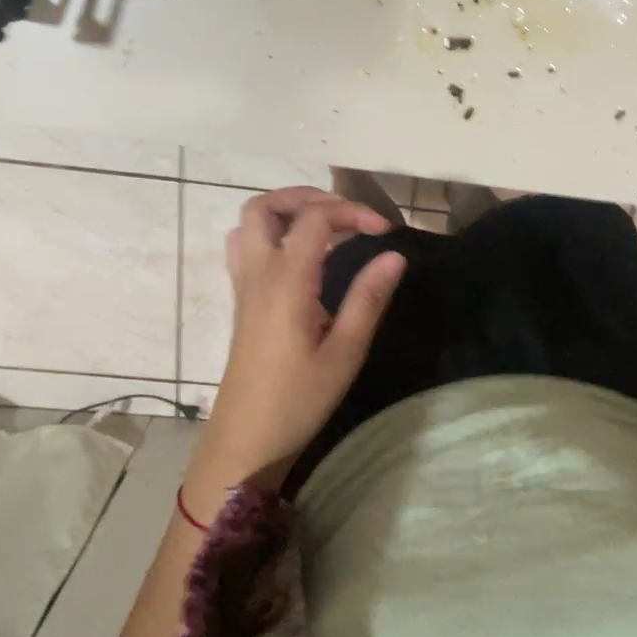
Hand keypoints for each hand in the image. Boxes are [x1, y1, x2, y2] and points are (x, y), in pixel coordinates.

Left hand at [188, 187, 406, 506]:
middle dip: (307, 196)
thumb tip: (394, 255)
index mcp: (286, 282)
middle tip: (347, 214)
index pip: (314, 219)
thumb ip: (367, 299)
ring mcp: (244, 287)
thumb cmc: (298, 400)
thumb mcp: (345, 353)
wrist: (245, 439)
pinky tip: (303, 258)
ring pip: (248, 224)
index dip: (352, 212)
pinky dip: (273, 234)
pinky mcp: (242, 303)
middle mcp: (258, 274)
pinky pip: (246, 248)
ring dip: (285, 212)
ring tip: (326, 227)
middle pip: (265, 206)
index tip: (387, 232)